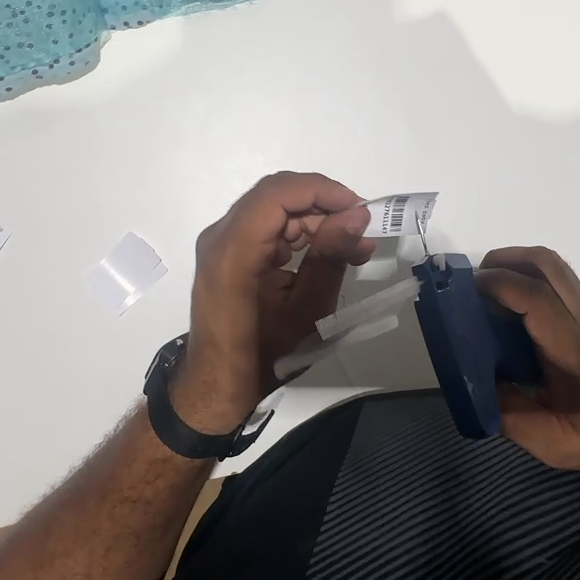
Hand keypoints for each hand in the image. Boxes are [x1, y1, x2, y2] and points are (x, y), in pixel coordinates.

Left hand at [172, 172, 374, 433]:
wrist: (217, 387)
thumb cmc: (263, 357)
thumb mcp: (308, 311)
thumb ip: (330, 258)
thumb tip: (356, 217)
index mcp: (234, 252)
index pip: (277, 194)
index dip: (321, 192)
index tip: (358, 210)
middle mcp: (221, 237)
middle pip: (276, 196)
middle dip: (323, 205)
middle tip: (361, 230)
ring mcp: (222, 244)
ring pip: (274, 209)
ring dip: (315, 220)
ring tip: (353, 247)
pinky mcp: (229, 253)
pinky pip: (267, 227)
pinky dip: (300, 234)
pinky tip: (328, 254)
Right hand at [476, 247, 579, 472]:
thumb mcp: (552, 442)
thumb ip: (509, 416)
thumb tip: (473, 381)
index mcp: (576, 348)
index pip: (536, 297)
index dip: (498, 285)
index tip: (464, 294)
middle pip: (545, 263)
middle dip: (503, 261)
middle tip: (471, 284)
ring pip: (552, 264)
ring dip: (515, 263)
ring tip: (486, 288)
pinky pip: (556, 276)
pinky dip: (527, 274)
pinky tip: (510, 302)